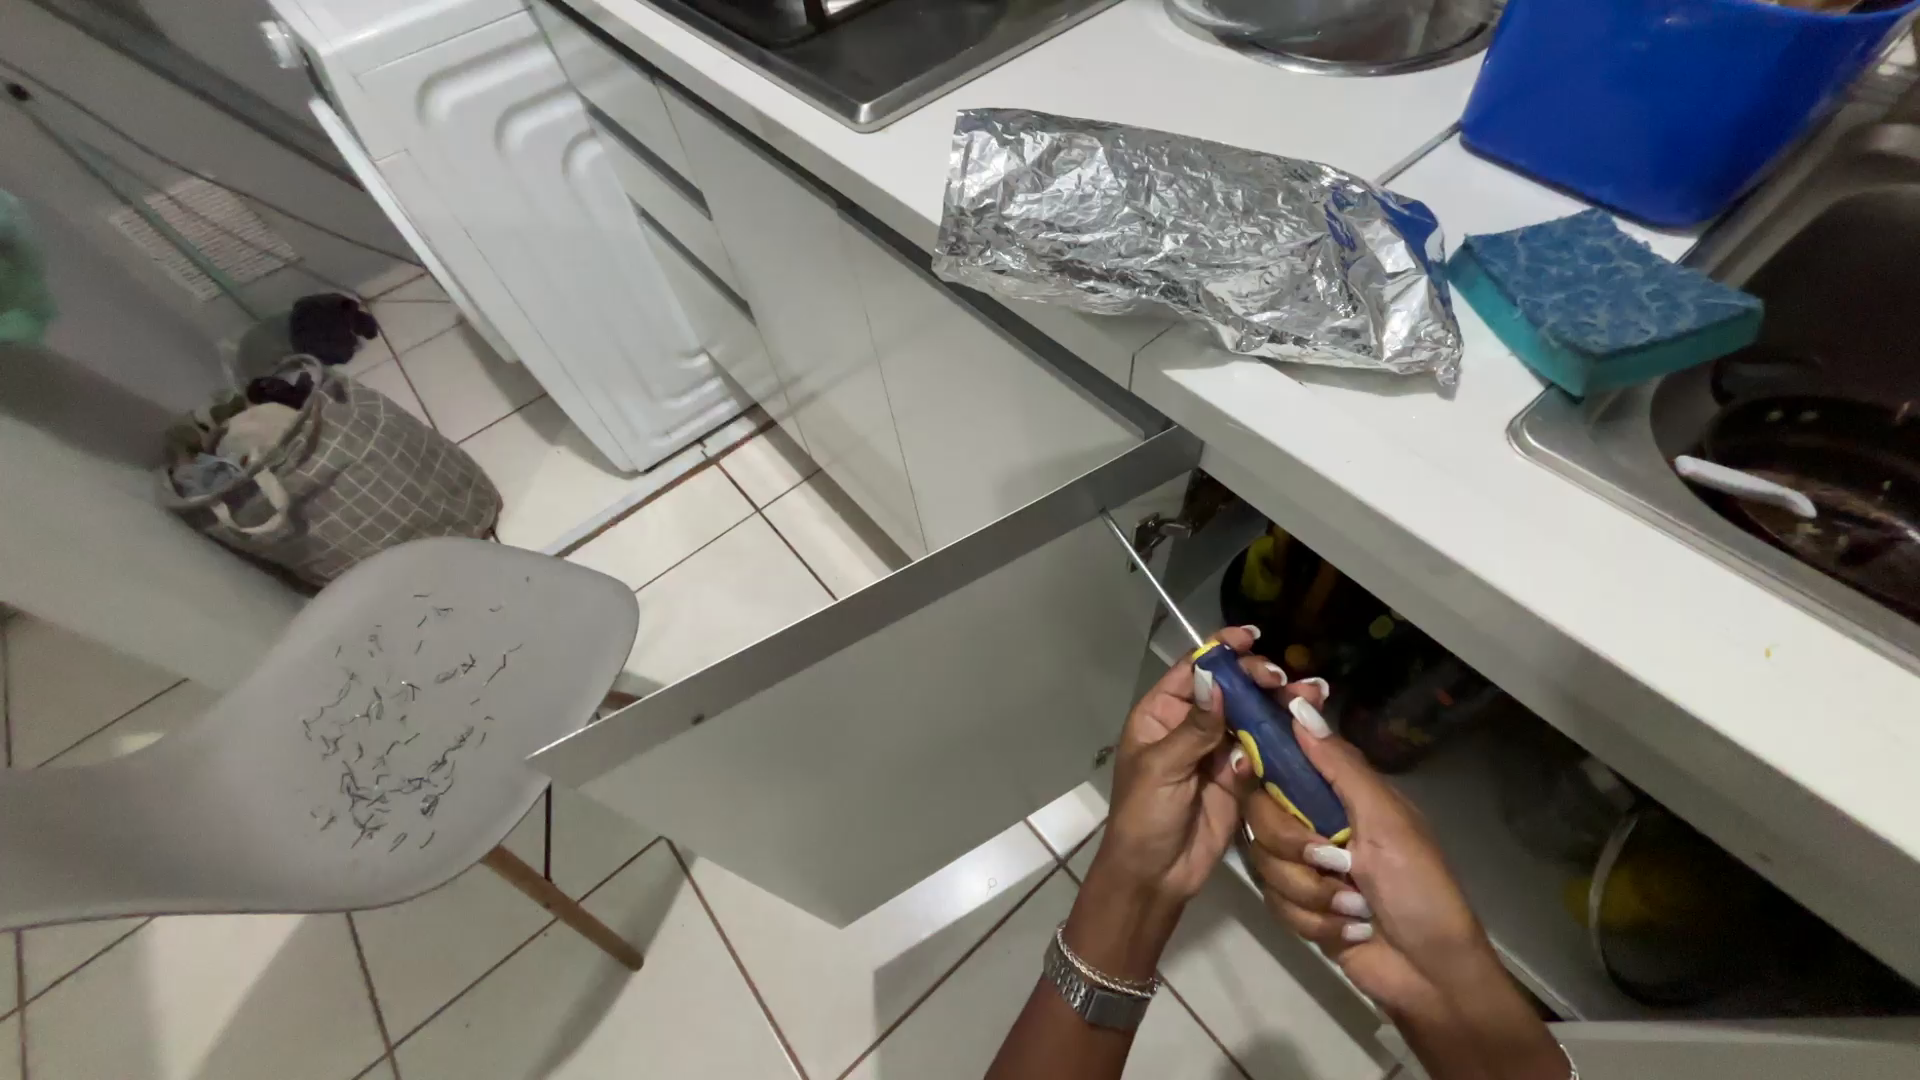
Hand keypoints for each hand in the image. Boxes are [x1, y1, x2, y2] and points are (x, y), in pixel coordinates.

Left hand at [1067, 628, 1318, 979]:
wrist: (1156, 875)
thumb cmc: (1144, 814)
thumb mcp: (1162, 768)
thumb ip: (1195, 729)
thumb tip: (1219, 683)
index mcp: (1161, 714)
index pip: (1194, 672)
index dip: (1220, 652)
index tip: (1250, 637)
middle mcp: (1190, 726)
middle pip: (1229, 691)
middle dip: (1257, 679)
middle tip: (1284, 681)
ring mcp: (1216, 752)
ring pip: (1251, 718)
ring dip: (1278, 705)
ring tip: (1310, 695)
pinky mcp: (1240, 779)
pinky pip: (1264, 751)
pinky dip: (1284, 739)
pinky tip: (1307, 727)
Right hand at [1241, 720, 1492, 1013]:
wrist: (1433, 979)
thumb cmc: (1421, 889)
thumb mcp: (1388, 821)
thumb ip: (1339, 766)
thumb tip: (1299, 705)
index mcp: (1334, 792)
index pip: (1279, 757)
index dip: (1257, 756)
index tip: (1247, 765)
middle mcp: (1310, 819)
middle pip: (1257, 813)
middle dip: (1294, 848)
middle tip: (1338, 864)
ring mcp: (1301, 862)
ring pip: (1262, 860)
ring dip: (1312, 893)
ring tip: (1353, 907)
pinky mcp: (1294, 902)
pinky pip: (1273, 900)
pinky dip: (1312, 920)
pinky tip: (1346, 928)